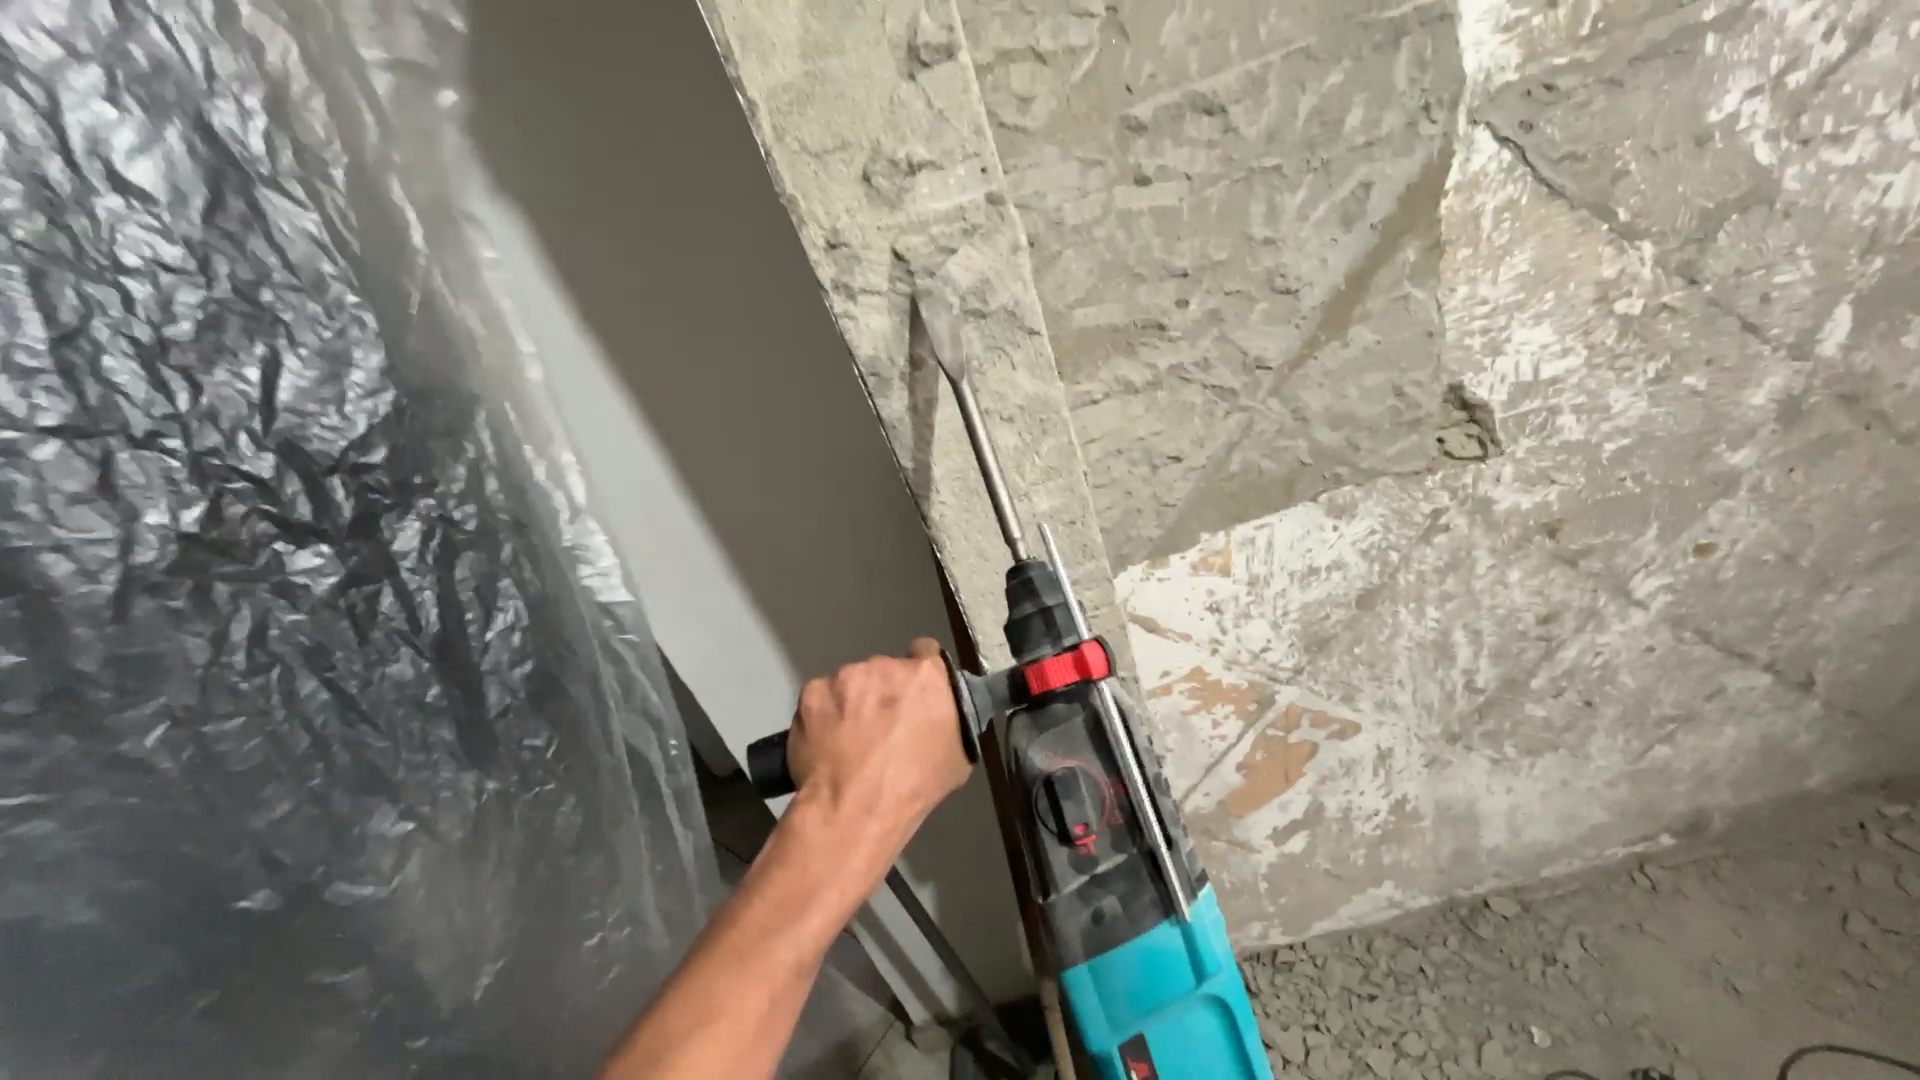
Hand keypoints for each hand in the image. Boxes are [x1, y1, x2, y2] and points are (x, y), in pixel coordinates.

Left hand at [786, 638, 973, 854]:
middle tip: (881, 728)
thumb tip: (942, 712)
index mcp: (926, 675)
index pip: (926, 652)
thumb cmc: (914, 787)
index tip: (915, 694)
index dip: (921, 674)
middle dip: (884, 692)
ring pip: (851, 683)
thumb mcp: (958, 755)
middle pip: (886, 670)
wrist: (853, 809)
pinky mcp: (812, 692)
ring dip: (852, 702)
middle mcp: (885, 665)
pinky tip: (827, 741)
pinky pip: (821, 698)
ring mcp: (844, 677)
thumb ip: (951, 719)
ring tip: (849, 740)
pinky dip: (823, 714)